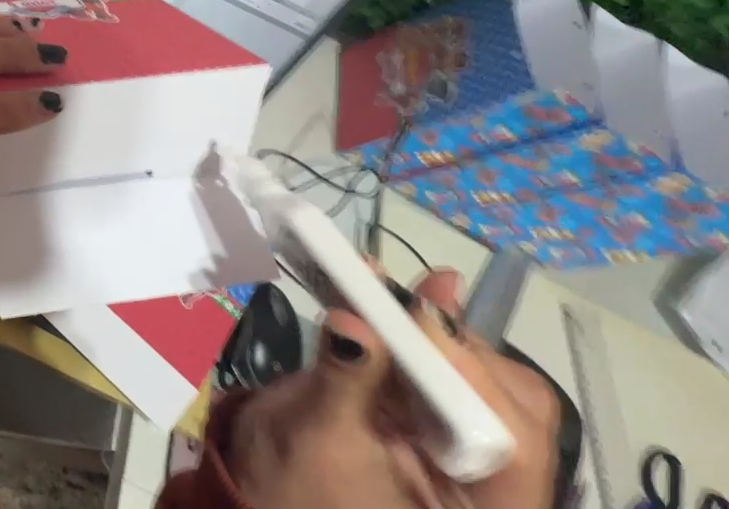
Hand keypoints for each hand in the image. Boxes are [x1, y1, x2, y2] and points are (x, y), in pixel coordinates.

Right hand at [227, 269, 559, 508]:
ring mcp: (468, 445)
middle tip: (401, 296)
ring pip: (480, 376)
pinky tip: (382, 292)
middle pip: (507, 403)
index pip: (508, 443)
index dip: (473, 376)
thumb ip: (346, 380)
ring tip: (381, 285)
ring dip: (431, 328)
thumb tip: (356, 321)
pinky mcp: (436, 415)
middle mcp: (494, 479)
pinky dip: (412, 327)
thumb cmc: (293, 479)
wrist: (263, 487)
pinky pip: (443, 367)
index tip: (424, 316)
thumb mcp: (317, 434)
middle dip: (454, 345)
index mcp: (483, 506)